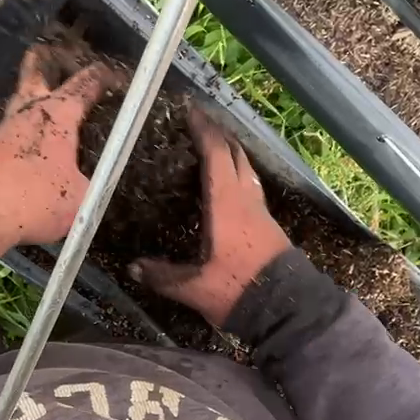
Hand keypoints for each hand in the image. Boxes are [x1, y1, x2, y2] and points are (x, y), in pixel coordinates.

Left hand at [0, 47, 122, 314]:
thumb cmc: (36, 200)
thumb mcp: (80, 198)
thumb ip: (89, 184)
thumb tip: (86, 185)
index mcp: (58, 113)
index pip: (85, 82)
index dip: (104, 77)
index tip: (116, 76)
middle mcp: (28, 111)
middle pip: (37, 66)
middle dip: (53, 60)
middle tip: (66, 67)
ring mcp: (3, 129)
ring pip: (21, 102)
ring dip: (36, 103)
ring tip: (53, 120)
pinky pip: (11, 136)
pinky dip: (25, 139)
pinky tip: (33, 157)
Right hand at [130, 106, 291, 326]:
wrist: (287, 309)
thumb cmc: (238, 290)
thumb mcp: (194, 288)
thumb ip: (163, 276)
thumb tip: (133, 267)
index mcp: (227, 204)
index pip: (216, 153)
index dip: (202, 129)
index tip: (188, 110)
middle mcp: (246, 199)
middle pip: (235, 154)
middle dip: (217, 135)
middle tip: (197, 126)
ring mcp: (260, 211)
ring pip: (246, 169)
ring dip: (229, 154)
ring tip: (210, 150)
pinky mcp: (267, 225)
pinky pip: (249, 188)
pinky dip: (236, 176)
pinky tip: (225, 188)